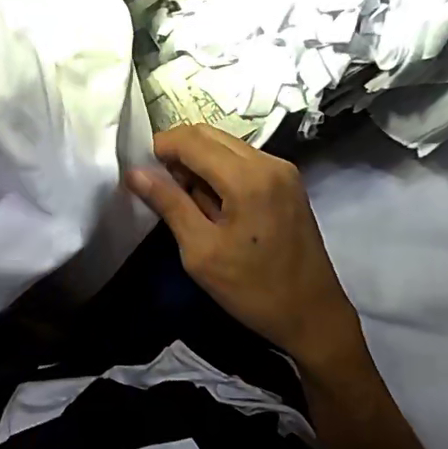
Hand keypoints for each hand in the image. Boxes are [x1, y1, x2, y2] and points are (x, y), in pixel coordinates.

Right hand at [126, 124, 364, 368]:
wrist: (312, 314)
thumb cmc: (252, 289)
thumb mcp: (201, 252)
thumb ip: (169, 205)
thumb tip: (135, 172)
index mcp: (247, 178)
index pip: (191, 140)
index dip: (159, 148)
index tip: (140, 173)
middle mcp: (269, 162)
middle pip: (210, 134)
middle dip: (178, 152)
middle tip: (160, 187)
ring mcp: (283, 170)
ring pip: (227, 145)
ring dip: (199, 161)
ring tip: (184, 198)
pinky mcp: (289, 183)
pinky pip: (244, 160)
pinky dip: (220, 170)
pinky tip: (212, 202)